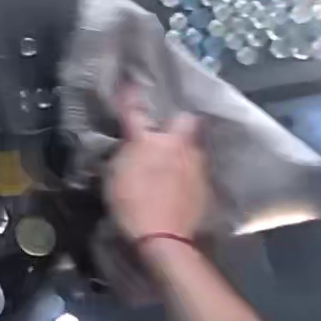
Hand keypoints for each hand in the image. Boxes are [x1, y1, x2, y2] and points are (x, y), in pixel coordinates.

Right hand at [105, 87, 209, 242]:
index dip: (131, 97)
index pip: (136, 112)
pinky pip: (193, 170)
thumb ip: (126, 152)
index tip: (129, 83)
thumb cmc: (130, 200)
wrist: (163, 236)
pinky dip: (184, 171)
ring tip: (165, 160)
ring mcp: (198, 168)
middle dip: (176, 121)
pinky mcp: (205, 188)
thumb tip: (131, 142)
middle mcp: (181, 148)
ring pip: (191, 147)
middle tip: (162, 128)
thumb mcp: (115, 172)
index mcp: (153, 141)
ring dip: (180, 149)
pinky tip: (172, 183)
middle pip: (186, 122)